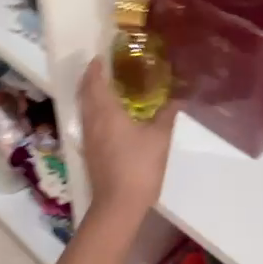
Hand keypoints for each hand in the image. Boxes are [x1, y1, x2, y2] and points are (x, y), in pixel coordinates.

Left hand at [76, 56, 174, 226]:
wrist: (118, 205)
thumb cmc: (139, 166)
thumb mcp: (159, 138)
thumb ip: (167, 116)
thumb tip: (178, 99)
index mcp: (105, 112)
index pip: (95, 83)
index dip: (95, 69)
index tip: (99, 58)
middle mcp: (91, 121)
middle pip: (85, 94)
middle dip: (90, 80)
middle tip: (101, 70)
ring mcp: (87, 139)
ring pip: (84, 109)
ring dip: (90, 96)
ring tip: (104, 89)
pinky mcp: (89, 153)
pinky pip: (87, 123)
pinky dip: (93, 112)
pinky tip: (106, 118)